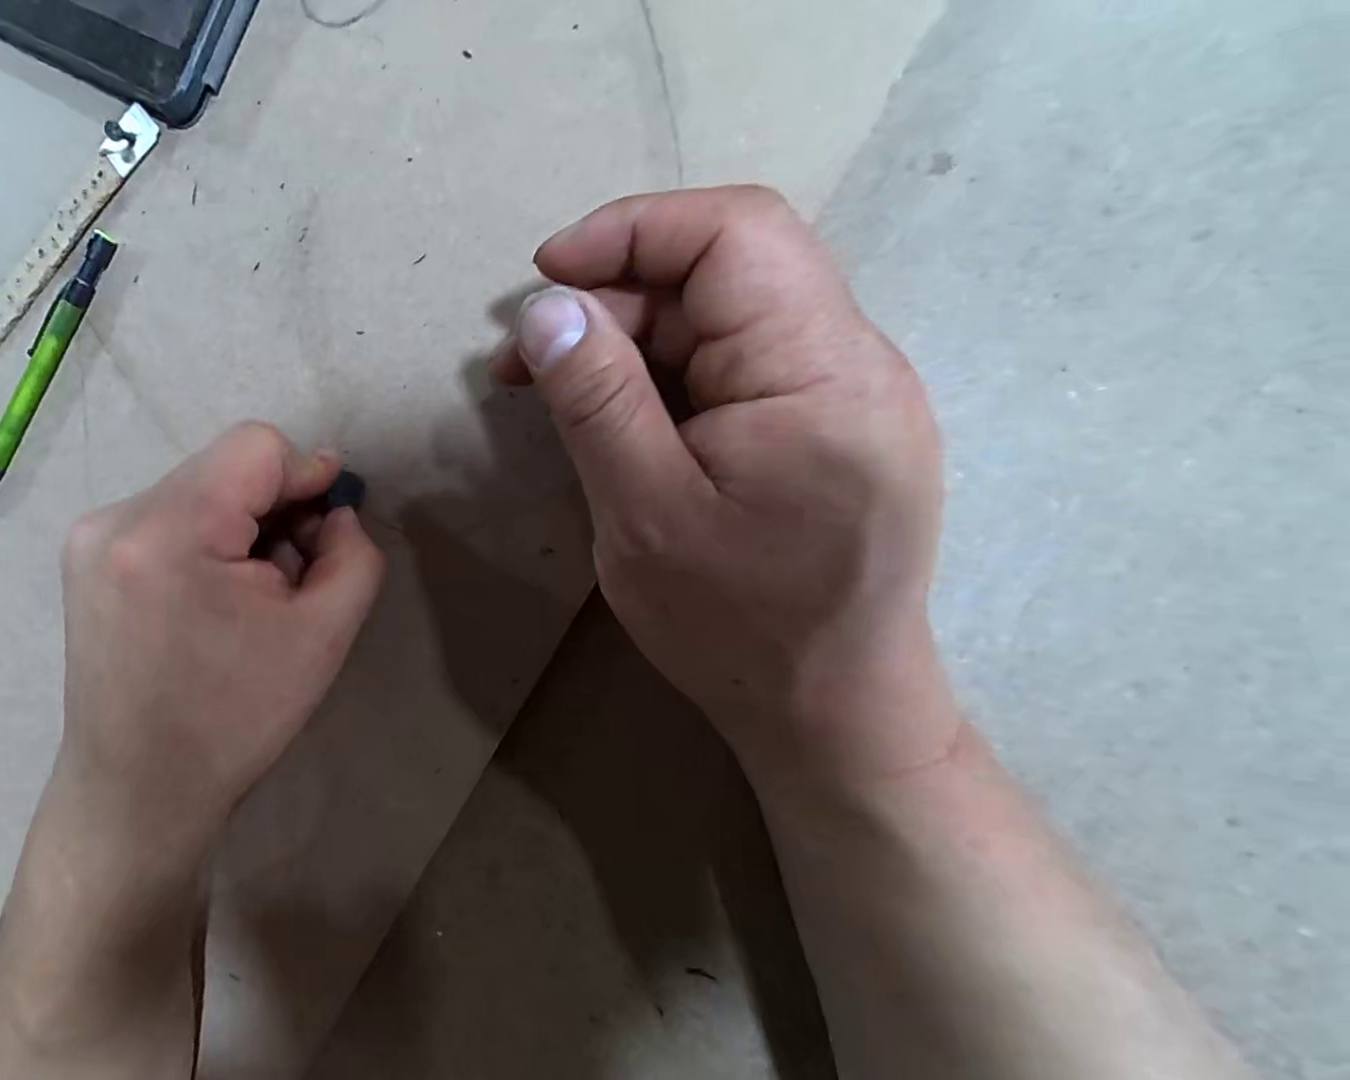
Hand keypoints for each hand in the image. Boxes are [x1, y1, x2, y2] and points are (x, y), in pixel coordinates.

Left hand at [56, 422, 385, 864]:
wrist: (139, 791)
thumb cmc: (235, 720)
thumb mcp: (324, 636)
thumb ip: (354, 555)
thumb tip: (336, 512)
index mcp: (169, 530)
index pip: (257, 447)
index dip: (308, 475)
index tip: (329, 524)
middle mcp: (117, 518)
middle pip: (226, 468)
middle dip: (276, 508)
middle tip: (295, 574)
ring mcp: (91, 537)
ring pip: (200, 490)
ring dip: (243, 527)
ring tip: (253, 596)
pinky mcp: (87, 558)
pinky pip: (169, 516)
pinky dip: (209, 540)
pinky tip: (215, 599)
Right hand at [495, 186, 955, 782]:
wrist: (826, 711)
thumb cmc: (734, 625)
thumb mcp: (643, 511)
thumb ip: (596, 399)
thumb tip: (545, 307)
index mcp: (820, 372)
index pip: (734, 235)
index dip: (630, 231)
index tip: (544, 275)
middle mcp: (850, 362)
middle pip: (722, 276)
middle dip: (613, 301)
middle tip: (526, 360)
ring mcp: (840, 395)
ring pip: (718, 323)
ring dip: (627, 342)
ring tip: (553, 390)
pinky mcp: (819, 427)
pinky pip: (729, 369)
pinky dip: (659, 377)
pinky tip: (612, 417)